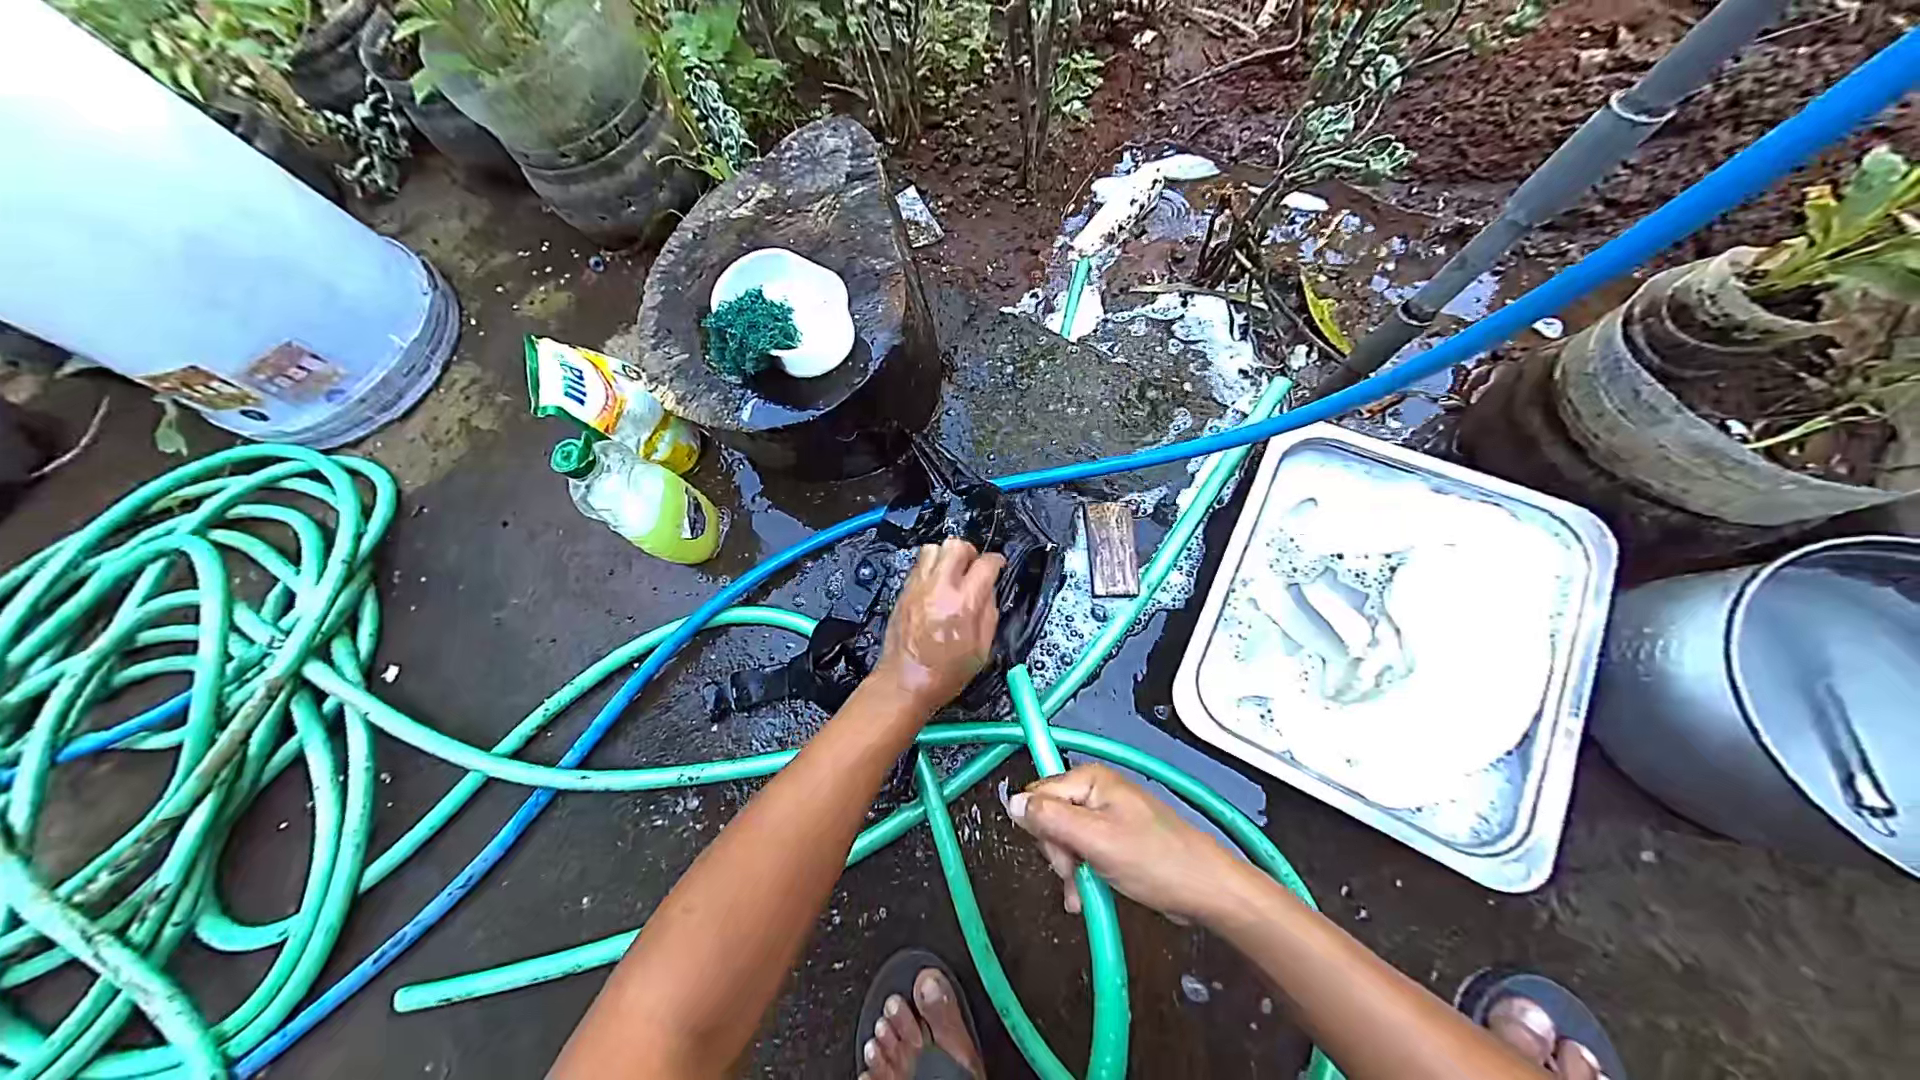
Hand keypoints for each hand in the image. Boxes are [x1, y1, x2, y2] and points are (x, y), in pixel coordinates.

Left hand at [873, 538, 1004, 712]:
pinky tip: (936, 585)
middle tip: (974, 566)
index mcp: (964, 603)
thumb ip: (989, 613)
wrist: (905, 683)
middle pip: (956, 545)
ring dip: (947, 556)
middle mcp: (940, 589)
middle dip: (970, 552)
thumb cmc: (941, 674)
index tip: (998, 565)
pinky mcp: (903, 592)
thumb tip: (990, 592)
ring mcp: (918, 588)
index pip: (986, 563)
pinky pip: (918, 565)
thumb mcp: (982, 649)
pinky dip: (931, 568)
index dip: (997, 561)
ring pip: (933, 548)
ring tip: (953, 573)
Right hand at [1007, 764, 1251, 923]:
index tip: (1059, 854)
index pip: (1039, 795)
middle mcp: (1097, 791)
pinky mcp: (1114, 838)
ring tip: (1083, 890)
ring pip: (1064, 838)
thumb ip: (1051, 820)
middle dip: (1057, 851)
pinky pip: (1082, 851)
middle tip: (1076, 872)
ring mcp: (1106, 815)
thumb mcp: (1096, 840)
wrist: (1206, 890)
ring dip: (1068, 868)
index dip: (1042, 827)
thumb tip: (1012, 802)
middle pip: (1049, 817)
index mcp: (1091, 779)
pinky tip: (1086, 893)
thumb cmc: (1158, 861)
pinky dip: (1081, 873)